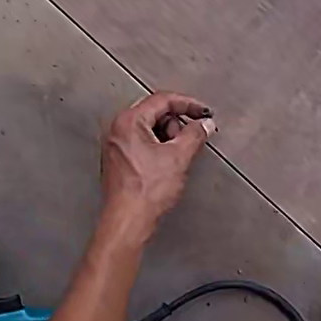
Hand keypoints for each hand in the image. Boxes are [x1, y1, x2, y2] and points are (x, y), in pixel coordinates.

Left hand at [99, 92, 213, 236]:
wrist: (128, 220)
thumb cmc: (144, 192)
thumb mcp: (179, 157)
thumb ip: (195, 135)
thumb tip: (204, 125)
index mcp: (129, 122)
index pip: (162, 99)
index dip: (188, 104)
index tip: (202, 112)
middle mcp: (118, 130)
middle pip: (155, 112)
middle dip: (177, 123)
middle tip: (191, 138)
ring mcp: (116, 145)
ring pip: (149, 129)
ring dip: (168, 137)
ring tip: (177, 157)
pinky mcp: (119, 160)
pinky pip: (142, 143)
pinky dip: (158, 148)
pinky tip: (166, 165)